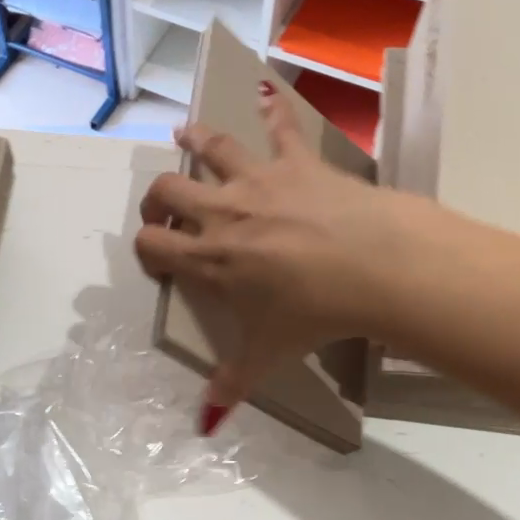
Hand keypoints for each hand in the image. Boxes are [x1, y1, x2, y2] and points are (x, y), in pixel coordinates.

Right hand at [136, 89, 440, 421]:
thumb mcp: (266, 354)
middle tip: (163, 210)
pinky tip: (266, 95)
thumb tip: (206, 424)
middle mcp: (223, 212)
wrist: (374, 265)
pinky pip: (279, 127)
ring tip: (184, 136)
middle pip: (168, 191)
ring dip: (195, 141)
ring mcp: (260, 181)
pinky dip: (272, 111)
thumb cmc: (312, 314)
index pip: (153, 244)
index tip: (155, 257)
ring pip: (213, 148)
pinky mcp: (298, 162)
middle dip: (157, 199)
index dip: (145, 248)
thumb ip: (231, 384)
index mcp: (208, 258)